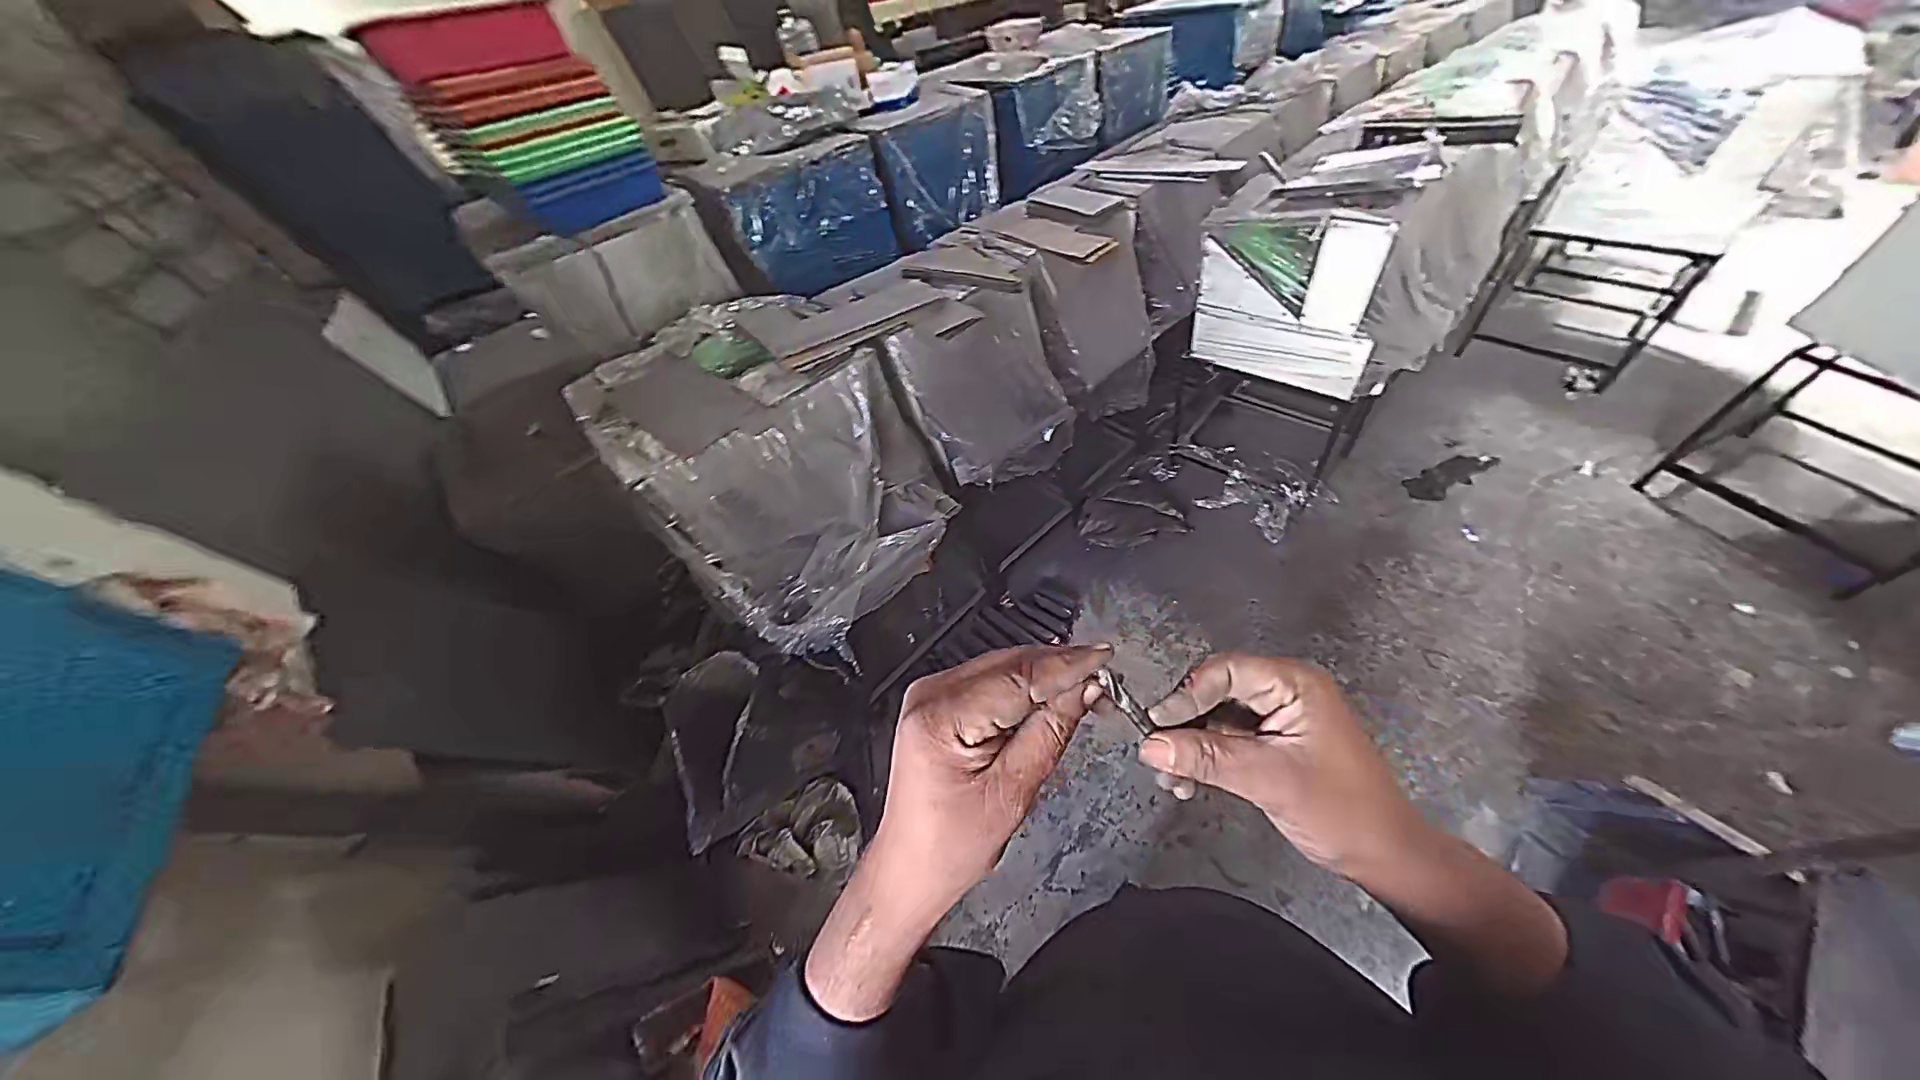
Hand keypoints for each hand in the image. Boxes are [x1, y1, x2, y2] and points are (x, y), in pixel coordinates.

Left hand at [807, 644, 1109, 1020]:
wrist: (912, 864)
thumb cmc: (950, 846)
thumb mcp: (1012, 793)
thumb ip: (1050, 733)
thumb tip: (1083, 689)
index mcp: (940, 717)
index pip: (1017, 676)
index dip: (1066, 665)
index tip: (1102, 660)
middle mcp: (930, 695)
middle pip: (1009, 663)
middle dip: (1060, 668)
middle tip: (1104, 679)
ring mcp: (931, 694)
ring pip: (1003, 666)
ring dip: (1046, 675)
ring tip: (1086, 689)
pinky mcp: (940, 700)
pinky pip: (992, 679)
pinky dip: (1026, 685)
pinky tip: (1052, 694)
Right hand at [1139, 654, 1423, 873]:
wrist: (1385, 857)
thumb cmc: (1351, 814)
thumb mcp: (1270, 781)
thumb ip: (1207, 759)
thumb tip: (1155, 745)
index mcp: (1296, 685)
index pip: (1225, 671)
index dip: (1188, 694)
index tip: (1159, 721)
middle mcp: (1284, 693)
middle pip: (1213, 692)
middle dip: (1183, 724)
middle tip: (1160, 749)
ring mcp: (1275, 718)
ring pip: (1212, 718)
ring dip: (1188, 747)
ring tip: (1173, 774)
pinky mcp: (1268, 742)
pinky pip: (1222, 740)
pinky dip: (1202, 759)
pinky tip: (1189, 779)